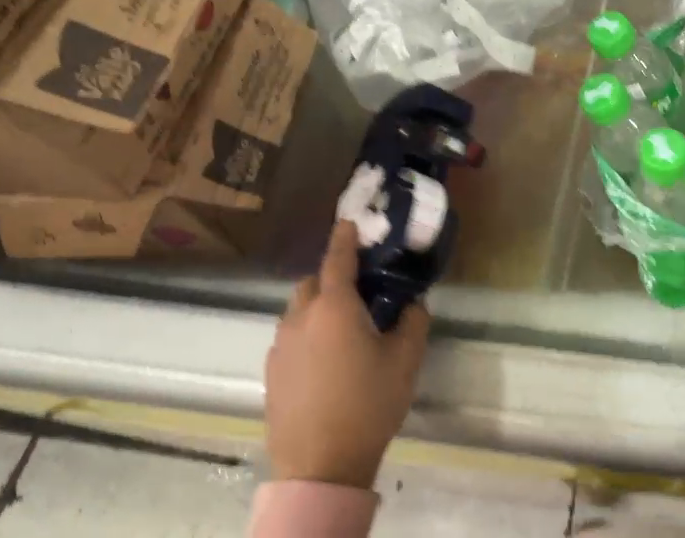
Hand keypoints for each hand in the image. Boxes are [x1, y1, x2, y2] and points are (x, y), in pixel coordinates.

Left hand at [265, 220, 429, 488]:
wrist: (320, 464)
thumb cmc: (369, 403)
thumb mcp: (406, 360)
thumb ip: (412, 322)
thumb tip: (411, 303)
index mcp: (335, 307)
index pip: (338, 259)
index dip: (345, 238)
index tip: (349, 221)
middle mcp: (301, 318)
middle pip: (312, 283)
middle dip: (331, 278)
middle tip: (358, 289)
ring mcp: (280, 346)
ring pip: (297, 311)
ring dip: (317, 307)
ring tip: (343, 328)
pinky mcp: (271, 373)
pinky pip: (290, 339)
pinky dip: (306, 335)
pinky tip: (326, 359)